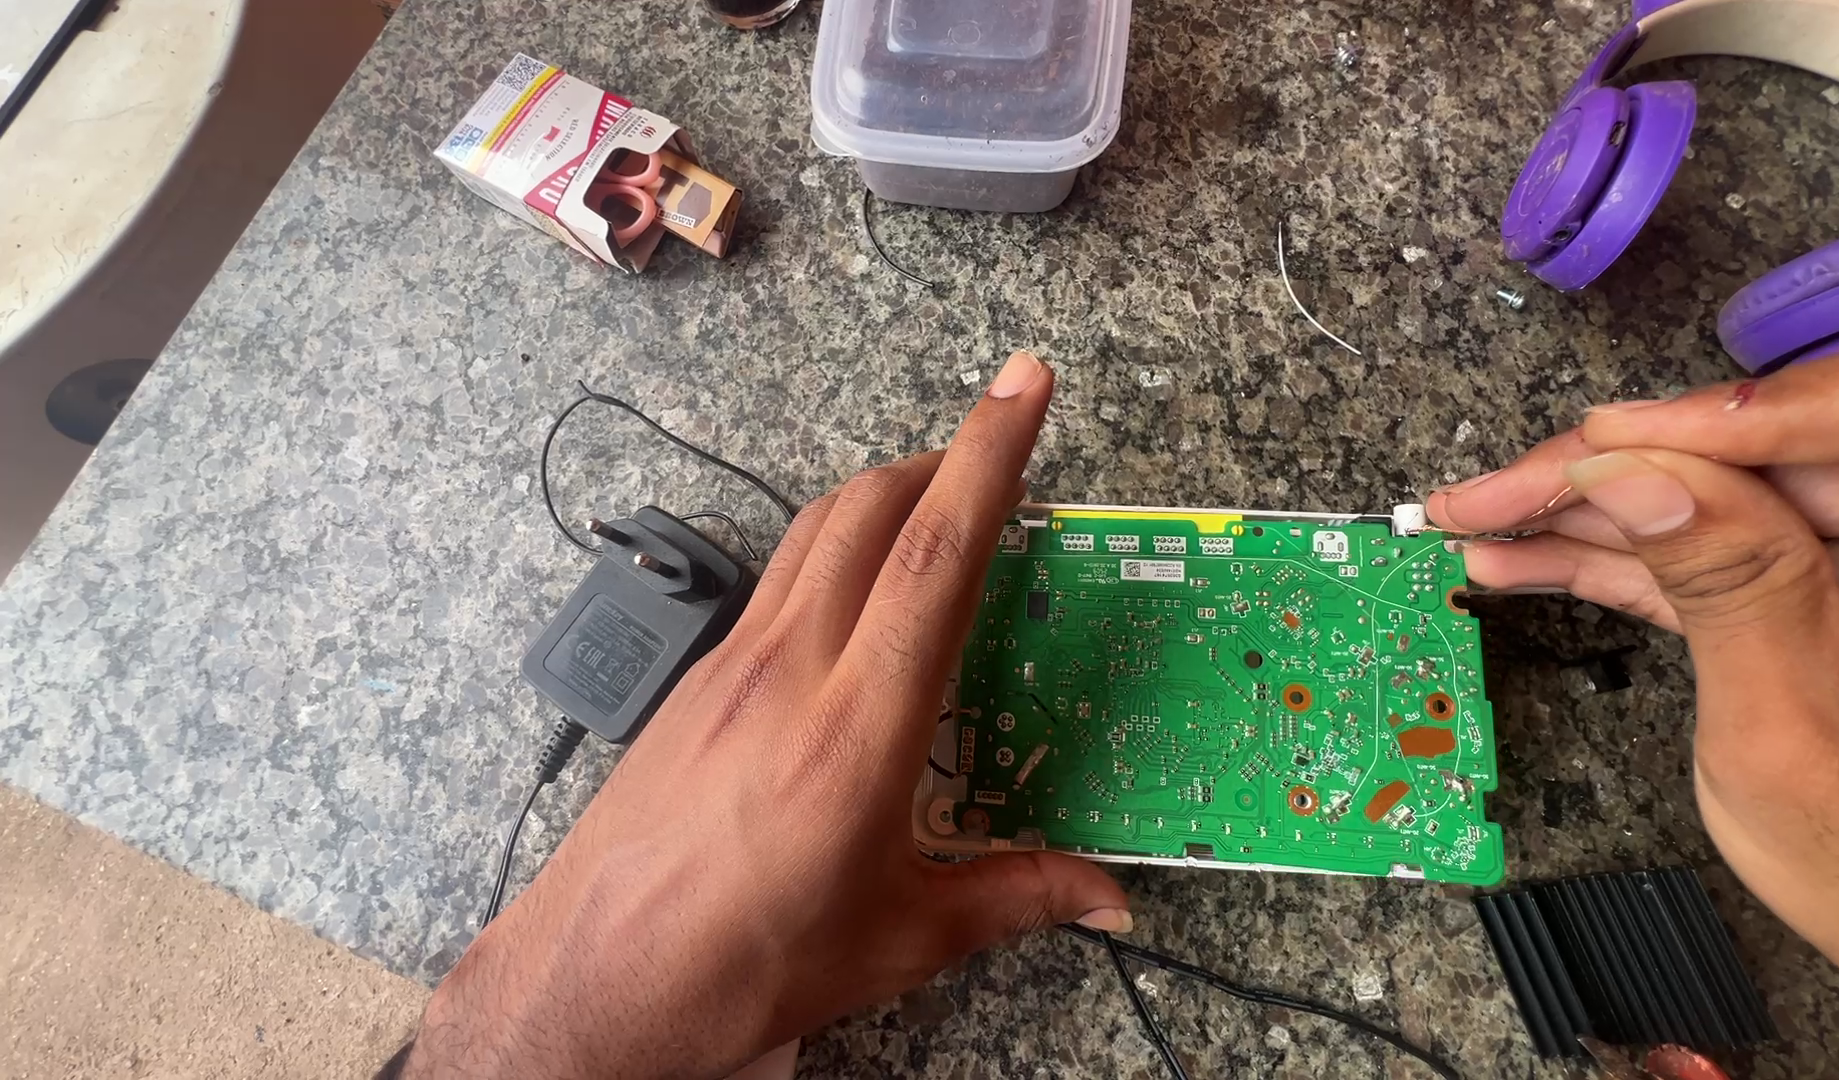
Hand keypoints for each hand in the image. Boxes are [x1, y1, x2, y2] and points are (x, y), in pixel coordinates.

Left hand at [406, 352, 1129, 1078]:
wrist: (597, 980)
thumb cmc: (752, 959)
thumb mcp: (903, 936)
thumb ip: (1019, 893)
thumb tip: (1111, 897)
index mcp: (862, 726)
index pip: (938, 556)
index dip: (989, 457)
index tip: (1024, 384)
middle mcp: (797, 664)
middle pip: (874, 510)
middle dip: (945, 455)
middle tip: (998, 455)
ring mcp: (739, 657)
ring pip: (821, 524)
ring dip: (888, 489)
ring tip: (938, 500)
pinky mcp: (705, 669)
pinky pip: (784, 568)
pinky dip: (838, 538)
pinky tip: (861, 583)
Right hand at [1426, 335, 1838, 1032]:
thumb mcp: (1798, 730)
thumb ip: (1727, 585)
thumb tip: (1630, 474)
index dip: (1739, 415)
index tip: (1609, 441)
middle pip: (1756, 457)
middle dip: (1605, 469)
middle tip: (1489, 494)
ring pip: (1696, 502)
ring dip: (1572, 515)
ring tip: (1469, 523)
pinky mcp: (1790, 595)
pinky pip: (1682, 555)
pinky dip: (1590, 558)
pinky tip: (1512, 559)